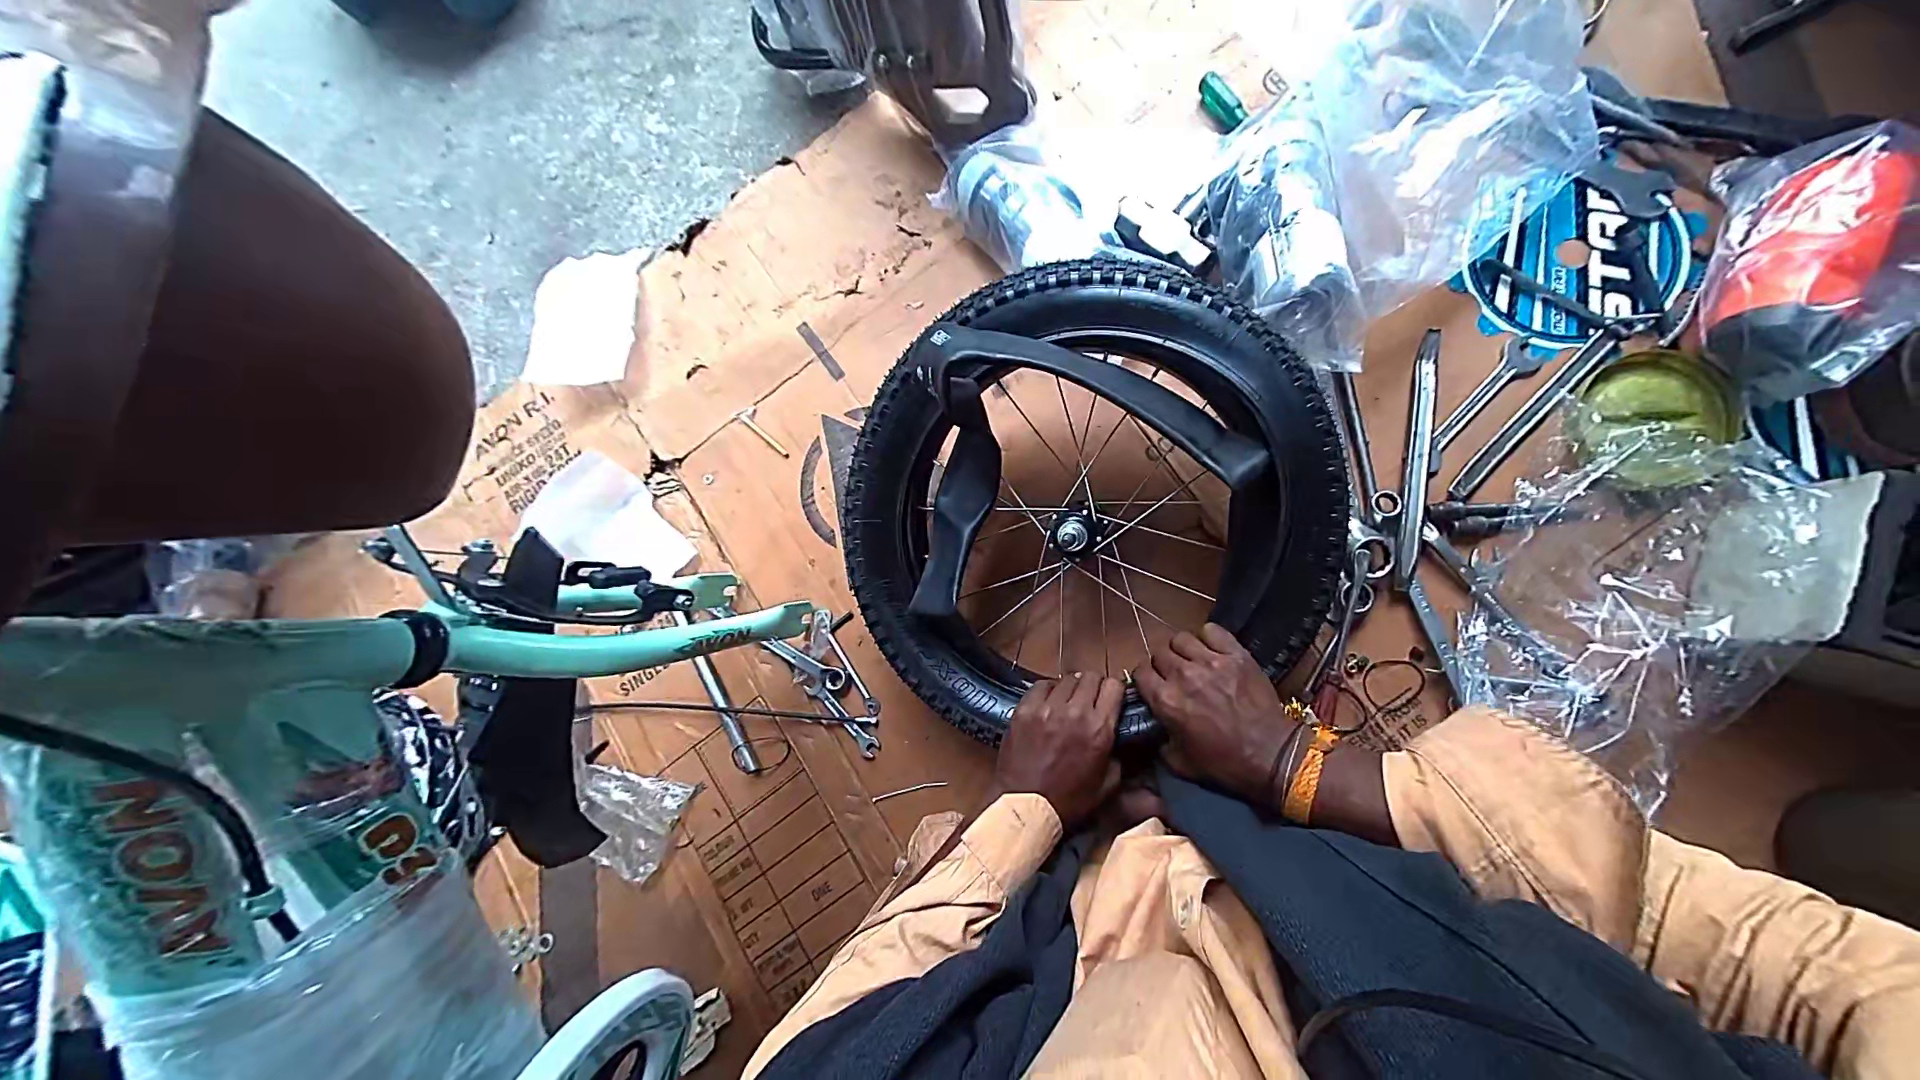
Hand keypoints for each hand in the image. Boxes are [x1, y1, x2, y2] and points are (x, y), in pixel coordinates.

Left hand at [993, 674, 1123, 829]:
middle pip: (1090, 677)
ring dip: (1071, 688)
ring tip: (1068, 702)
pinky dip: (1048, 690)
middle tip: (1089, 699)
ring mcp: (1047, 708)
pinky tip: (1048, 702)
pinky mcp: (1024, 710)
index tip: (1111, 697)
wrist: (1026, 806)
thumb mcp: (1108, 785)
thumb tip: (1119, 737)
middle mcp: (1075, 712)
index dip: (1114, 690)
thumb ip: (1119, 756)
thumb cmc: (1068, 801)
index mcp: (1099, 729)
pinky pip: (1041, 685)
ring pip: (1066, 679)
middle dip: (1094, 686)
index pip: (1114, 686)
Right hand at [1136, 623, 1296, 805]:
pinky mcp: (1236, 655)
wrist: (1273, 756)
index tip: (1153, 685)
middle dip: (1163, 665)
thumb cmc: (1225, 763)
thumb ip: (1159, 739)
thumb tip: (1153, 725)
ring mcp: (1211, 662)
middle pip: (1159, 653)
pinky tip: (1213, 651)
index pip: (1140, 671)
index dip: (1145, 679)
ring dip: (1183, 650)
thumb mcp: (1180, 763)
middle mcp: (1183, 675)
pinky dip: (1209, 638)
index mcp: (1166, 700)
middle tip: (1175, 677)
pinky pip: (1212, 631)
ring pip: (1181, 639)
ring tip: (1193, 661)